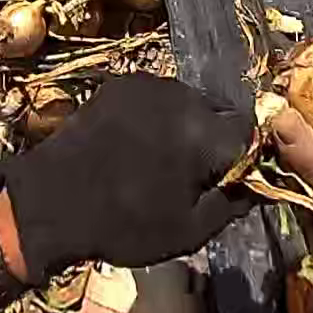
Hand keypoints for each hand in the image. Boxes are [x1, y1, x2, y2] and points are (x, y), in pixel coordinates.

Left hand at [0, 73, 254, 281]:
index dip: (247, 157)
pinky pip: (159, 95)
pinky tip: (139, 140)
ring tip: (163, 157)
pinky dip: (160, 114)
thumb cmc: (125, 222)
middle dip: (217, 139)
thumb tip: (260, 186)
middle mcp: (183, 95)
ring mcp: (151, 83)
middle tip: (195, 172)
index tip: (233, 179)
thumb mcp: (189, 230)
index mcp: (204, 131)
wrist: (52, 200)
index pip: (249, 133)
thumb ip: (233, 204)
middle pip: (220, 112)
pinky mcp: (126, 81)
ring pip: (190, 102)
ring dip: (188, 125)